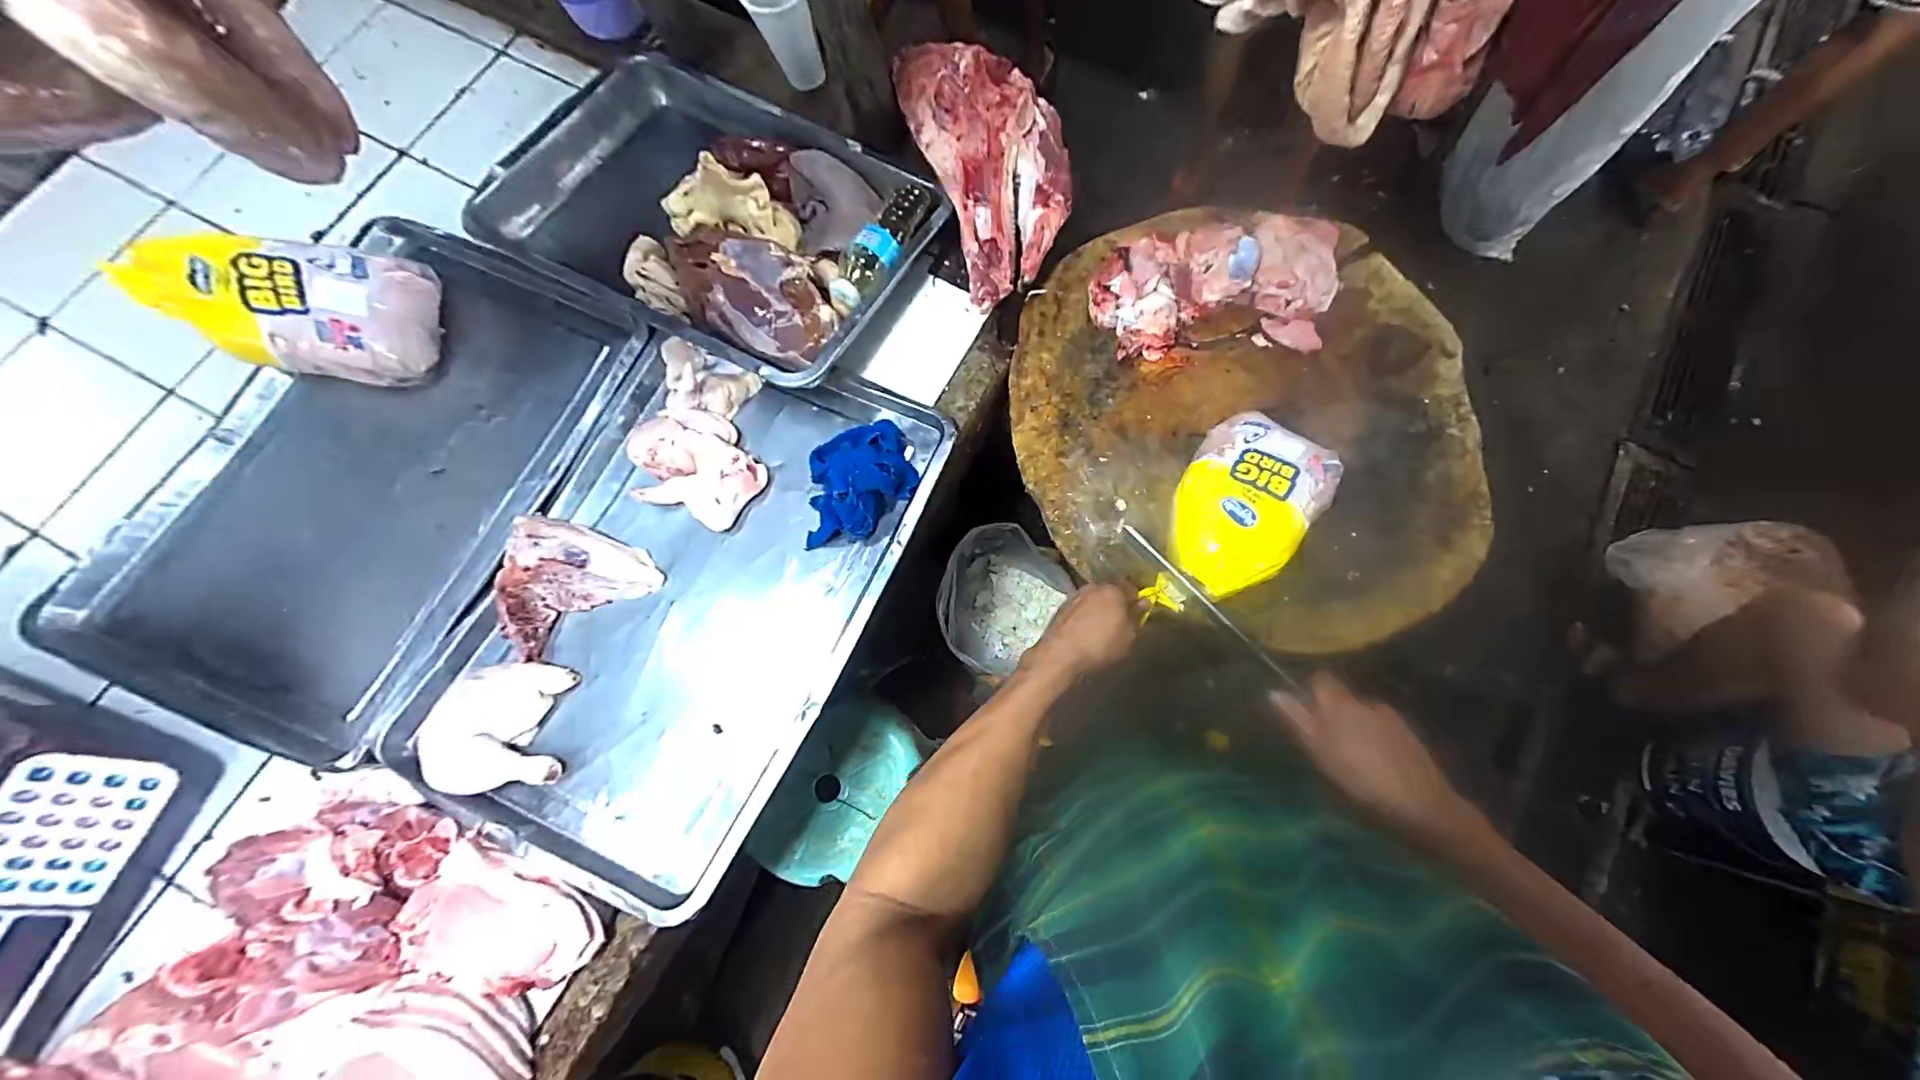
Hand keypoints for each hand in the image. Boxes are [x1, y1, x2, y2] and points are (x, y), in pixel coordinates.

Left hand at [1019, 584, 1137, 682]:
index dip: (1135, 599)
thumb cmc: (1101, 645)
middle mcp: (1093, 587)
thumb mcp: (1128, 636)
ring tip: (1103, 626)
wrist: (1060, 654)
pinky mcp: (1061, 607)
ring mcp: (1074, 596)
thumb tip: (1143, 602)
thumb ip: (1136, 616)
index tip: (1138, 611)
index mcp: (1113, 590)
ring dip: (1099, 608)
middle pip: (1110, 591)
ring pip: (1094, 598)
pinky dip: (1085, 615)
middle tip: (1121, 619)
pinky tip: (1086, 629)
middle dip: (1116, 602)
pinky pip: (1081, 608)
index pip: (1130, 587)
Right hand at [1270, 673, 1486, 848]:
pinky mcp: (1409, 734)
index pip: (1321, 679)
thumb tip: (1274, 692)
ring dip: (1356, 727)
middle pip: (1342, 699)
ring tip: (1357, 758)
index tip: (1307, 714)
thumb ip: (1297, 721)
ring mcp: (1390, 717)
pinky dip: (1377, 739)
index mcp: (1339, 705)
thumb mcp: (1319, 753)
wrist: (1421, 805)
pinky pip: (1383, 728)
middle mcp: (1364, 702)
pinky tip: (1380, 763)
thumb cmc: (1359, 780)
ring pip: (1362, 714)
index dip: (1313, 692)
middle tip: (1329, 745)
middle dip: (1334, 715)